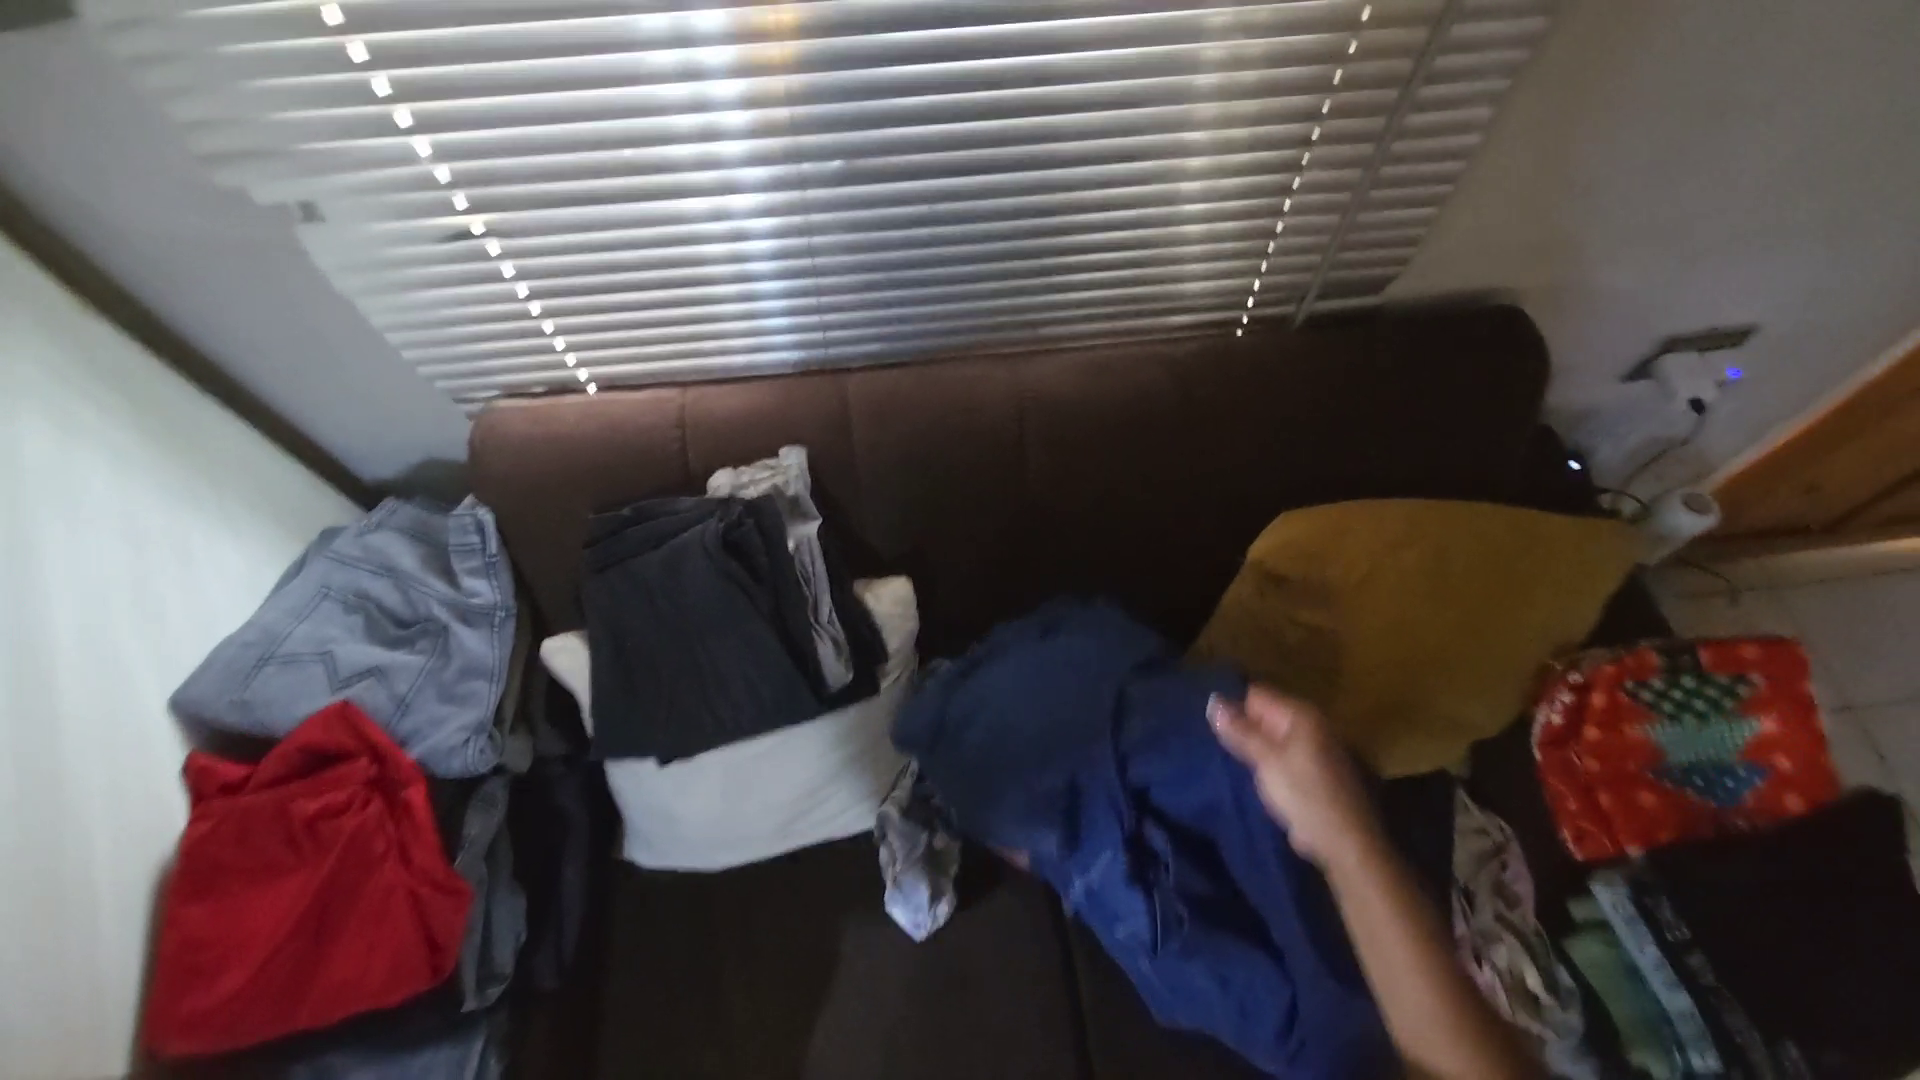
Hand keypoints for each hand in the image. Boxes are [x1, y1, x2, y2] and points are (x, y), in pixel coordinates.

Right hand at [1209, 686, 1381, 869]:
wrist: (1346, 843)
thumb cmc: (1305, 796)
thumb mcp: (1266, 761)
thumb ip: (1240, 730)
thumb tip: (1213, 700)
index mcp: (1302, 715)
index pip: (1256, 695)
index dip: (1233, 709)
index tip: (1214, 728)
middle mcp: (1313, 725)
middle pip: (1266, 716)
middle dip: (1244, 729)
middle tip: (1220, 747)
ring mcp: (1318, 748)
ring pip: (1274, 738)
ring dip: (1255, 748)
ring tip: (1233, 762)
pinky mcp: (1318, 771)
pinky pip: (1285, 756)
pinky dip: (1270, 763)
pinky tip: (1257, 777)